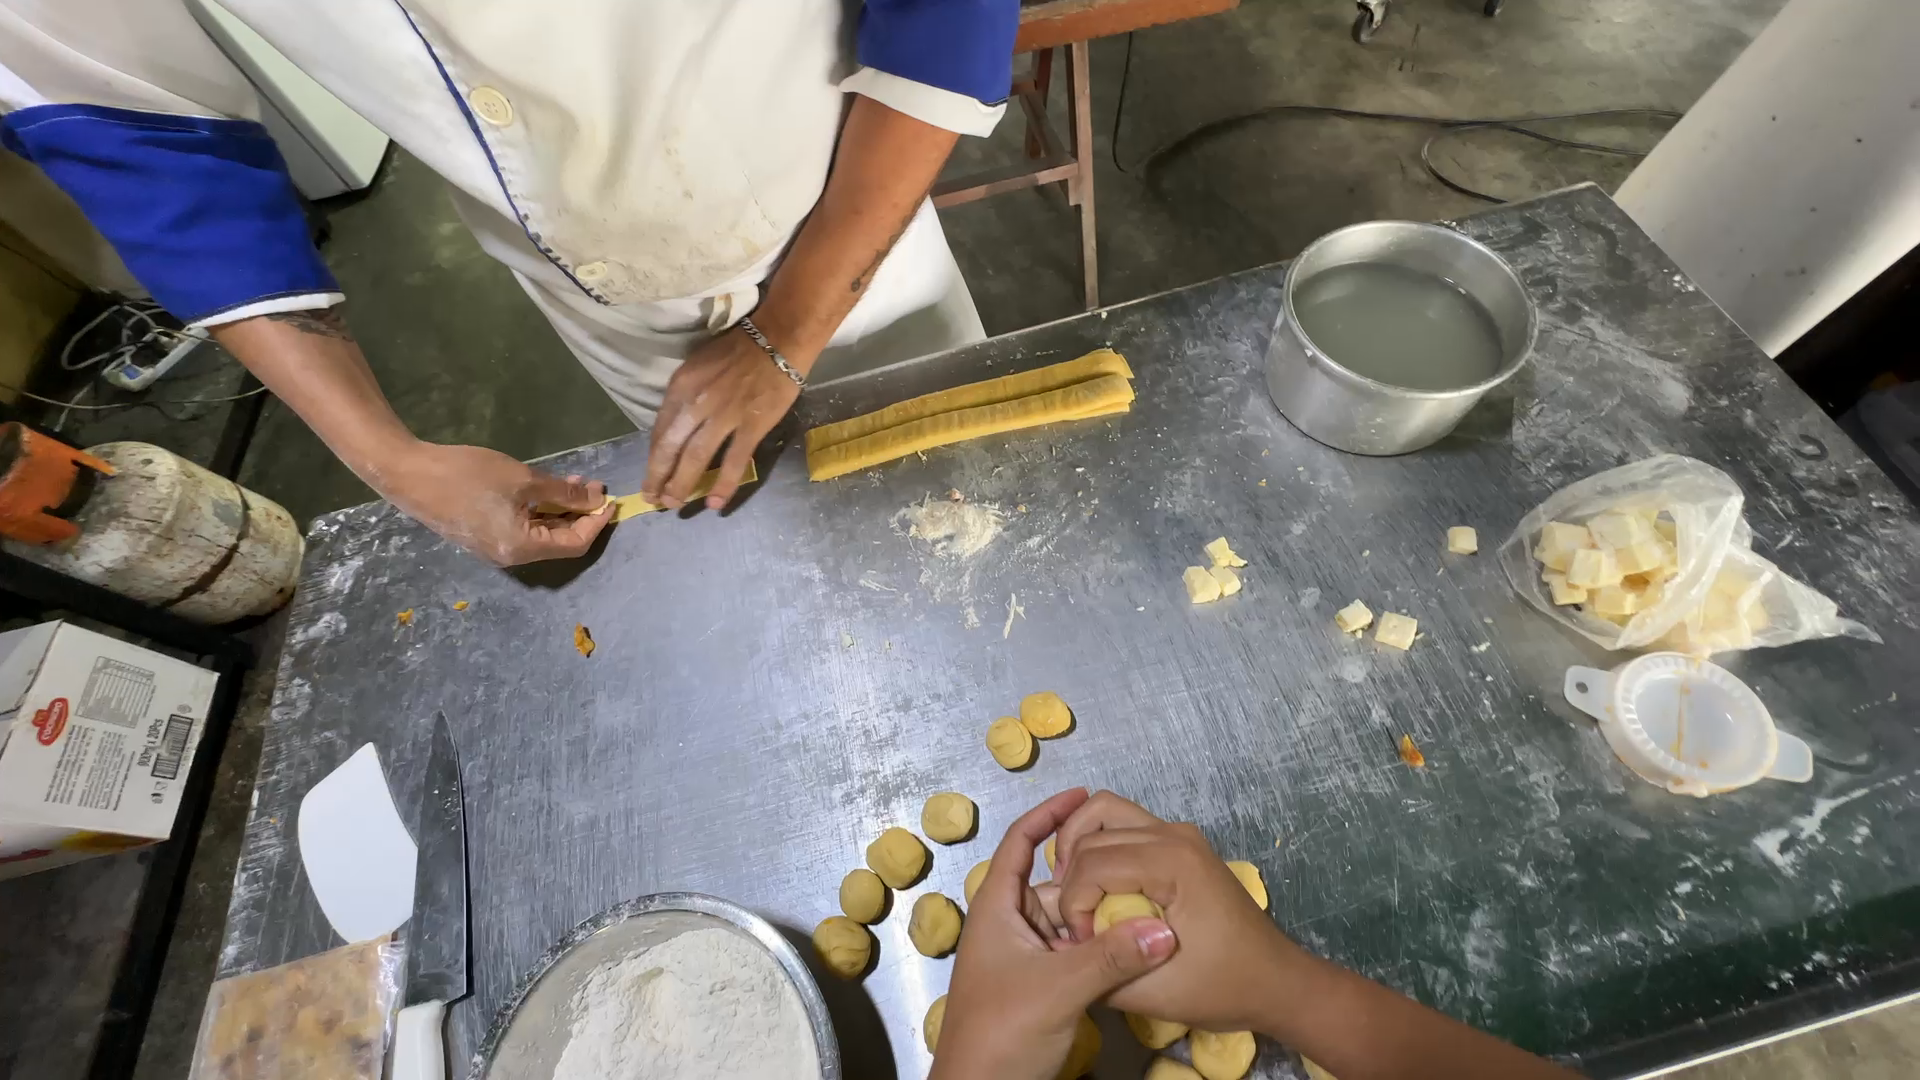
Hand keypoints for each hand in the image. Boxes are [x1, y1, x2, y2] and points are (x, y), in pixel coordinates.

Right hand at [383, 442, 611, 565]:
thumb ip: (565, 493)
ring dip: (562, 510)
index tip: (610, 500)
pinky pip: (523, 528)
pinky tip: (549, 489)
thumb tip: (596, 499)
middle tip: (594, 486)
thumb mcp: (524, 480)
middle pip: (560, 541)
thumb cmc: (467, 475)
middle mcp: (510, 557)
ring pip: (542, 534)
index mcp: (521, 549)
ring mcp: (494, 548)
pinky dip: (541, 511)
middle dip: (581, 514)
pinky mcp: (483, 535)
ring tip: (576, 482)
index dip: (596, 523)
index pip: (575, 544)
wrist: (405, 471)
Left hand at [642, 327, 800, 510]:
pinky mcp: (752, 426)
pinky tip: (715, 502)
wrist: (778, 341)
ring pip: (696, 457)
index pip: (660, 429)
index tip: (650, 476)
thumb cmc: (739, 350)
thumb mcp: (699, 367)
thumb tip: (678, 426)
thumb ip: (686, 396)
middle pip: (670, 447)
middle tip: (654, 499)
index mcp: (681, 386)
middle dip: (659, 477)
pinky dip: (723, 484)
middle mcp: (696, 402)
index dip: (653, 457)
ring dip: (682, 484)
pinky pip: (734, 461)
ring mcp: (724, 416)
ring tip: (675, 505)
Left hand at [932, 789, 1177, 1079]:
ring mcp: (1024, 953)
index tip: (1082, 794)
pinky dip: (1097, 942)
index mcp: (997, 905)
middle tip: (1133, 856)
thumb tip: (1166, 928)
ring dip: (1097, 910)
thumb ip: (1110, 957)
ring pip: (1066, 916)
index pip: (1020, 841)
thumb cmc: (1001, 1031)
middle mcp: (1010, 921)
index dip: (1048, 813)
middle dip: (1089, 869)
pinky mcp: (1039, 982)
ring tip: (1142, 895)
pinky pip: (1072, 947)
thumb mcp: (1057, 988)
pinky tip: (1130, 942)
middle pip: (1052, 879)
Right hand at [1051, 792, 1310, 1033]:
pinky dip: (1097, 844)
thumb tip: (1062, 944)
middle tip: (1072, 920)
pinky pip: (1121, 822)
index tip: (1081, 945)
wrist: (1276, 980)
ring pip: (1103, 811)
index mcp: (1172, 861)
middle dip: (1070, 876)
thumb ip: (1100, 968)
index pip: (1093, 863)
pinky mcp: (1175, 838)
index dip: (1073, 904)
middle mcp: (1172, 832)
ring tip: (1072, 891)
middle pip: (1092, 832)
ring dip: (1077, 847)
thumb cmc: (1222, 987)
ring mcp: (1175, 830)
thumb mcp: (1155, 994)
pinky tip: (1093, 882)